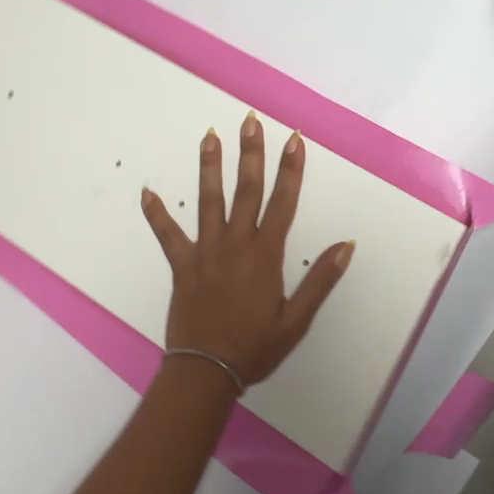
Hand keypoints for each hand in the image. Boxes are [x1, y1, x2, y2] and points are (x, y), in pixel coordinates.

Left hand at [140, 114, 353, 388]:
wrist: (205, 372)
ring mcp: (206, 252)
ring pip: (208, 201)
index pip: (283, 202)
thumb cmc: (255, 347)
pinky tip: (147, 192)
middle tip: (250, 121)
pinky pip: (168, 236)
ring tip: (210, 136)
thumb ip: (321, 279)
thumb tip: (346, 244)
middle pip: (246, 190)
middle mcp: (236, 244)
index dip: (291, 169)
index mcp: (266, 254)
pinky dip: (157, 214)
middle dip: (251, 153)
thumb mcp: (297, 320)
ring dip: (210, 167)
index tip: (294, 139)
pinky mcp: (182, 266)